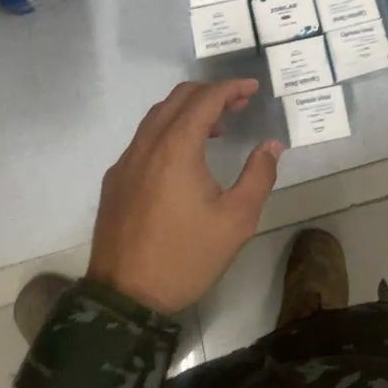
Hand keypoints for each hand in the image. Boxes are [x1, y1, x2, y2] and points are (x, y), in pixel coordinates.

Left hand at [86, 79, 283, 313]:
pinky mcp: (115, 181)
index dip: (231, 88)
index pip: (205, 99)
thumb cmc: (186, 257)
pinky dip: (169, 131)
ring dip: (188, 111)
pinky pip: (144, 139)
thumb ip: (258, 175)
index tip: (253, 89)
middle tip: (239, 105)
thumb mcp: (236, 220)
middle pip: (178, 98)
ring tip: (217, 129)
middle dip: (210, 93)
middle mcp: (147, 145)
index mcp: (176, 148)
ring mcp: (126, 162)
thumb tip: (271, 145)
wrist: (125, 298)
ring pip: (157, 117)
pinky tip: (184, 158)